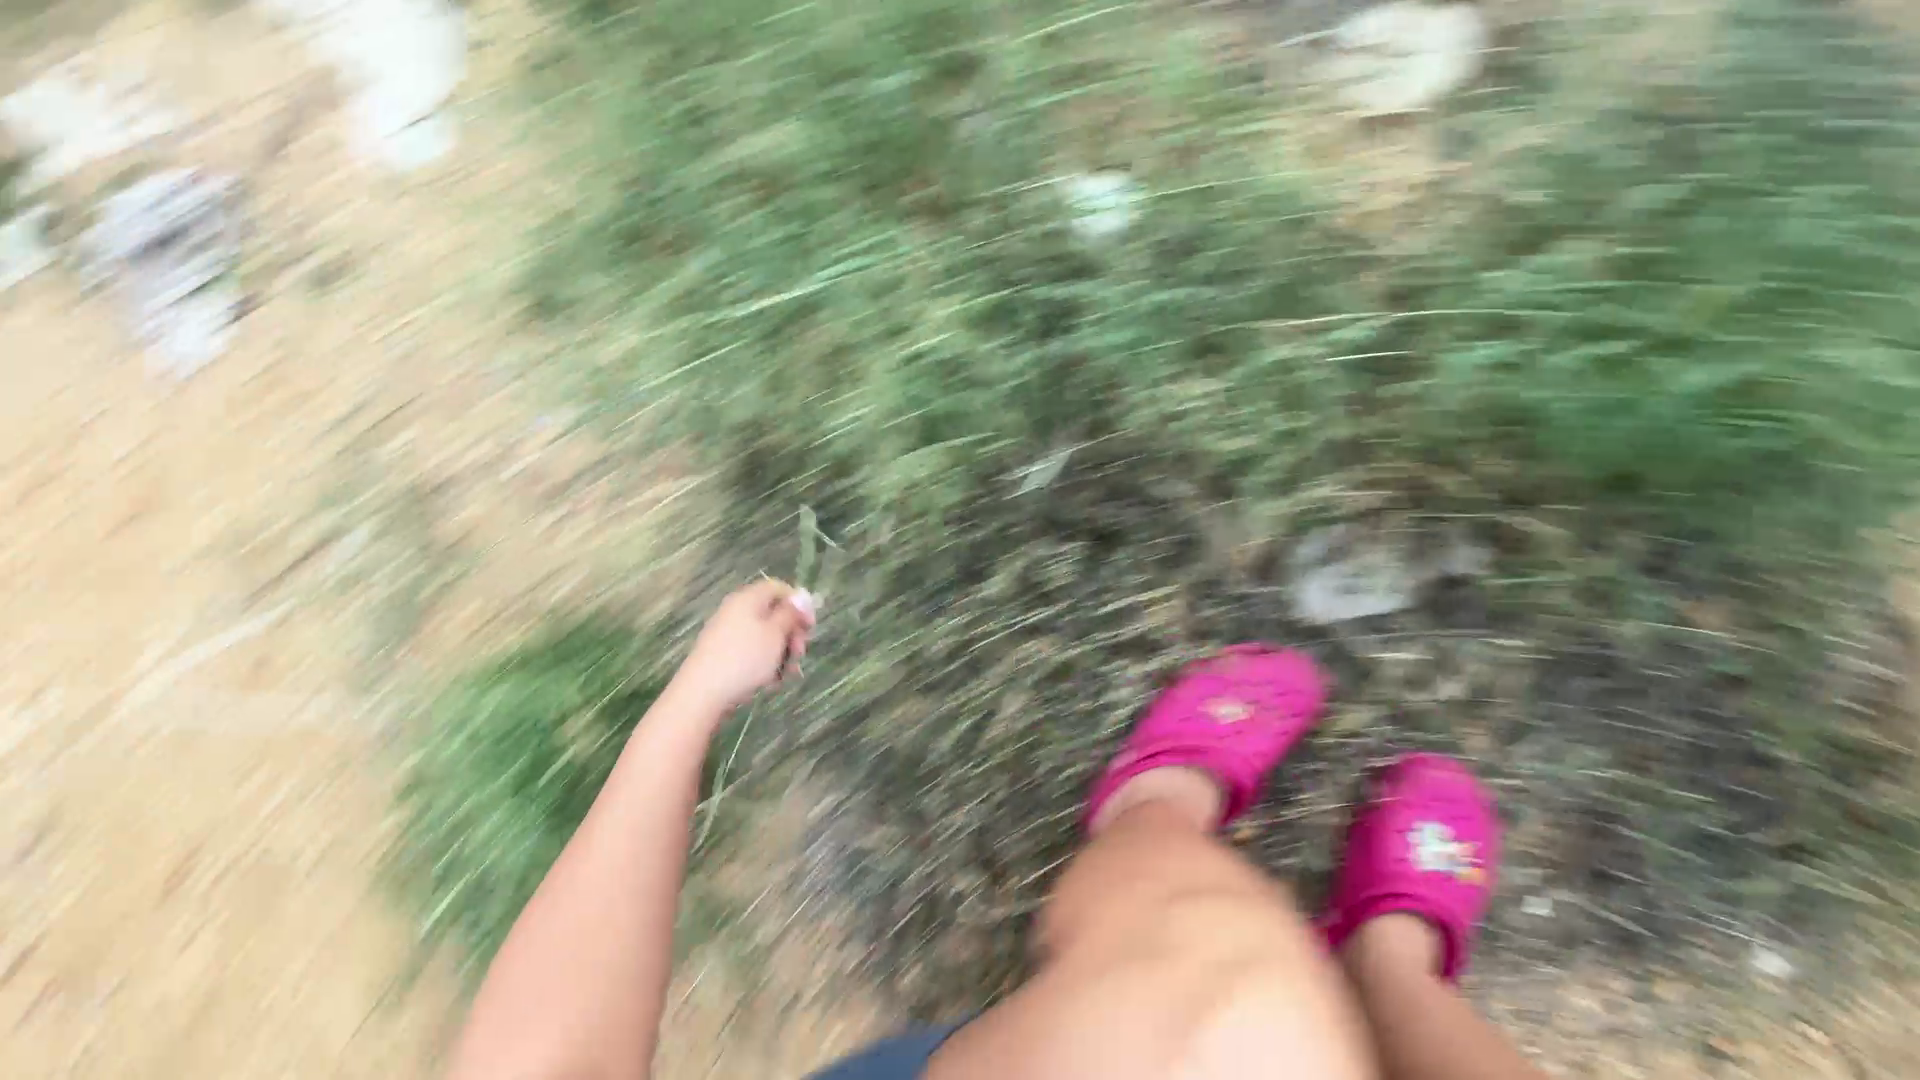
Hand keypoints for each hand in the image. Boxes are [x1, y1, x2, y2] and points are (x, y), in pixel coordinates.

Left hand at [671, 579, 816, 713]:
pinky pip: (752, 651)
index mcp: (749, 599)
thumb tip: (801, 596)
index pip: (779, 588)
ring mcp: (728, 632)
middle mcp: (736, 610)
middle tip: (799, 653)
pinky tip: (771, 682)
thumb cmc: (745, 658)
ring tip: (787, 674)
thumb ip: (790, 613)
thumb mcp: (775, 633)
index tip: (810, 626)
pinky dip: (765, 663)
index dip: (798, 604)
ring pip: (765, 636)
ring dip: (782, 653)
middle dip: (792, 634)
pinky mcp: (723, 653)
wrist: (703, 692)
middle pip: (774, 614)